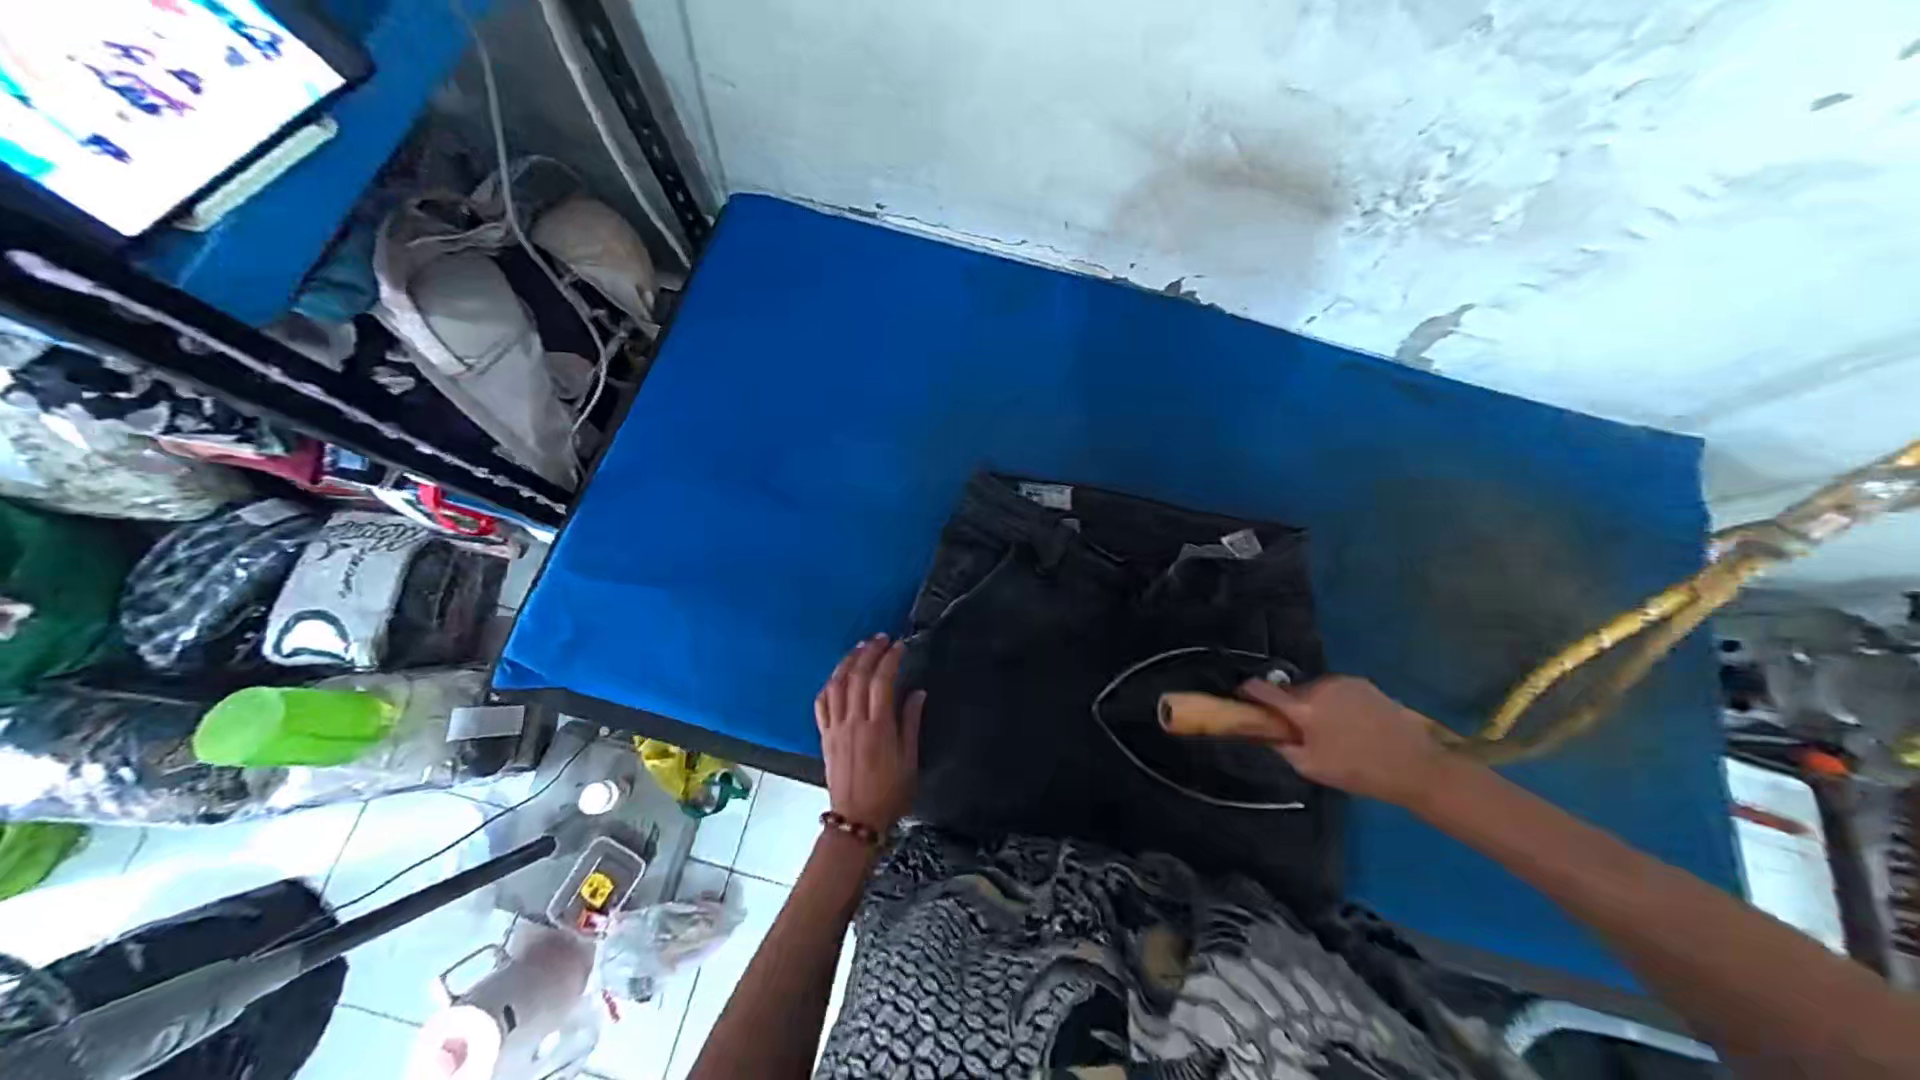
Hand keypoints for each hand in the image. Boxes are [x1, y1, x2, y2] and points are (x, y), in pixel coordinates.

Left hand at [814, 634, 923, 831]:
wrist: (856, 820)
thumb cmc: (890, 794)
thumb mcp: (910, 761)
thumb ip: (911, 723)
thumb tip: (917, 693)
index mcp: (878, 728)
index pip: (882, 681)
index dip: (890, 659)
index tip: (899, 645)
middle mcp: (853, 723)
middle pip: (858, 676)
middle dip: (869, 652)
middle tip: (881, 638)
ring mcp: (835, 728)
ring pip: (837, 685)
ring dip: (848, 662)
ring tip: (860, 648)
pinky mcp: (824, 736)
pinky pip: (821, 703)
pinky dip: (829, 684)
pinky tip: (837, 676)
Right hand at [1238, 675, 1456, 806]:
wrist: (1417, 765)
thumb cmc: (1358, 770)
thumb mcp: (1311, 767)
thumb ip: (1281, 747)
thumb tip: (1265, 733)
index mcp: (1303, 707)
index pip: (1261, 689)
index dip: (1248, 694)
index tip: (1245, 702)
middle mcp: (1319, 686)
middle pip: (1290, 690)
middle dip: (1287, 705)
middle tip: (1296, 728)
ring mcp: (1343, 682)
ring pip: (1313, 688)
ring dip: (1312, 703)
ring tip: (1326, 727)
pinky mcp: (1363, 683)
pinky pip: (1335, 689)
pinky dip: (1333, 701)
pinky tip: (1348, 722)